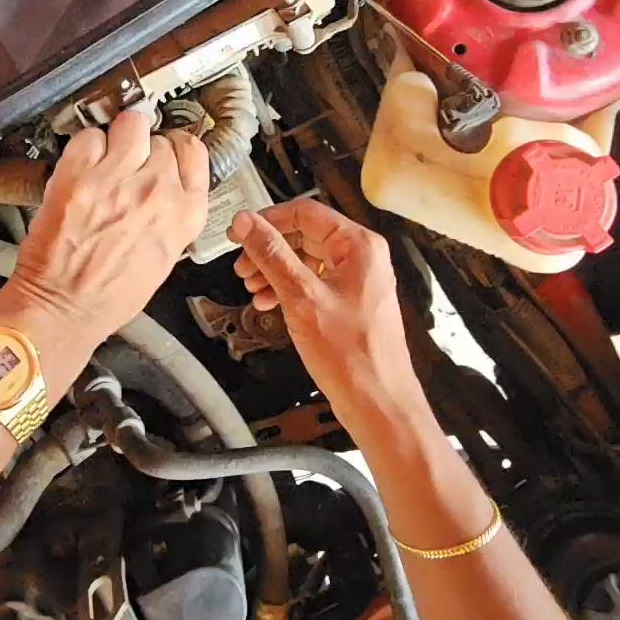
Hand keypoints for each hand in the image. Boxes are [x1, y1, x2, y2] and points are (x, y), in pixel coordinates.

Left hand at [0, 108, 208, 343]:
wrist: (63, 309)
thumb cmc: (111, 293)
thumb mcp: (166, 255)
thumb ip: (173, 211)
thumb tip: (167, 177)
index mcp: (186, 213)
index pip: (193, 151)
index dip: (174, 148)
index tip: (163, 150)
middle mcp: (158, 191)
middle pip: (159, 138)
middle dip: (143, 149)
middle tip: (126, 166)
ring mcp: (118, 179)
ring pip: (130, 123)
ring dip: (118, 136)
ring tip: (105, 157)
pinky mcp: (79, 174)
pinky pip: (90, 135)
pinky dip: (84, 146)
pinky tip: (81, 168)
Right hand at [226, 200, 418, 420]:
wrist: (379, 406)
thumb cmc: (354, 357)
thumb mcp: (301, 297)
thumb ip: (271, 255)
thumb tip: (247, 224)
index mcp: (359, 246)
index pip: (306, 213)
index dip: (268, 219)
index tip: (240, 231)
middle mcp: (361, 259)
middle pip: (304, 236)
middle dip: (268, 250)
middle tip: (241, 264)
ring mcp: (356, 282)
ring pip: (305, 261)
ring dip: (274, 270)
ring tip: (251, 286)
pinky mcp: (349, 304)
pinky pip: (312, 283)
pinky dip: (287, 289)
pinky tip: (268, 301)